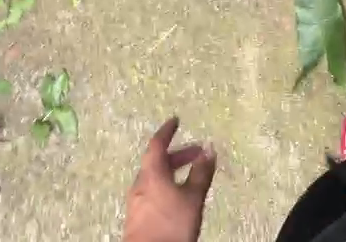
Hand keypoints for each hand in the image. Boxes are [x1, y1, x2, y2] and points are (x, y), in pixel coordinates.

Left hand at [123, 117, 216, 241]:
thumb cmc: (172, 226)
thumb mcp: (193, 198)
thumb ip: (201, 173)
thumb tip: (210, 149)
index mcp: (151, 174)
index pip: (157, 144)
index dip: (167, 131)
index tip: (176, 120)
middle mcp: (140, 184)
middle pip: (156, 161)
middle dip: (177, 155)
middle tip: (196, 154)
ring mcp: (136, 202)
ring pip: (154, 178)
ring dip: (171, 172)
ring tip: (190, 177)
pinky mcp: (136, 218)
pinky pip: (151, 192)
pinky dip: (165, 185)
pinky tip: (176, 197)